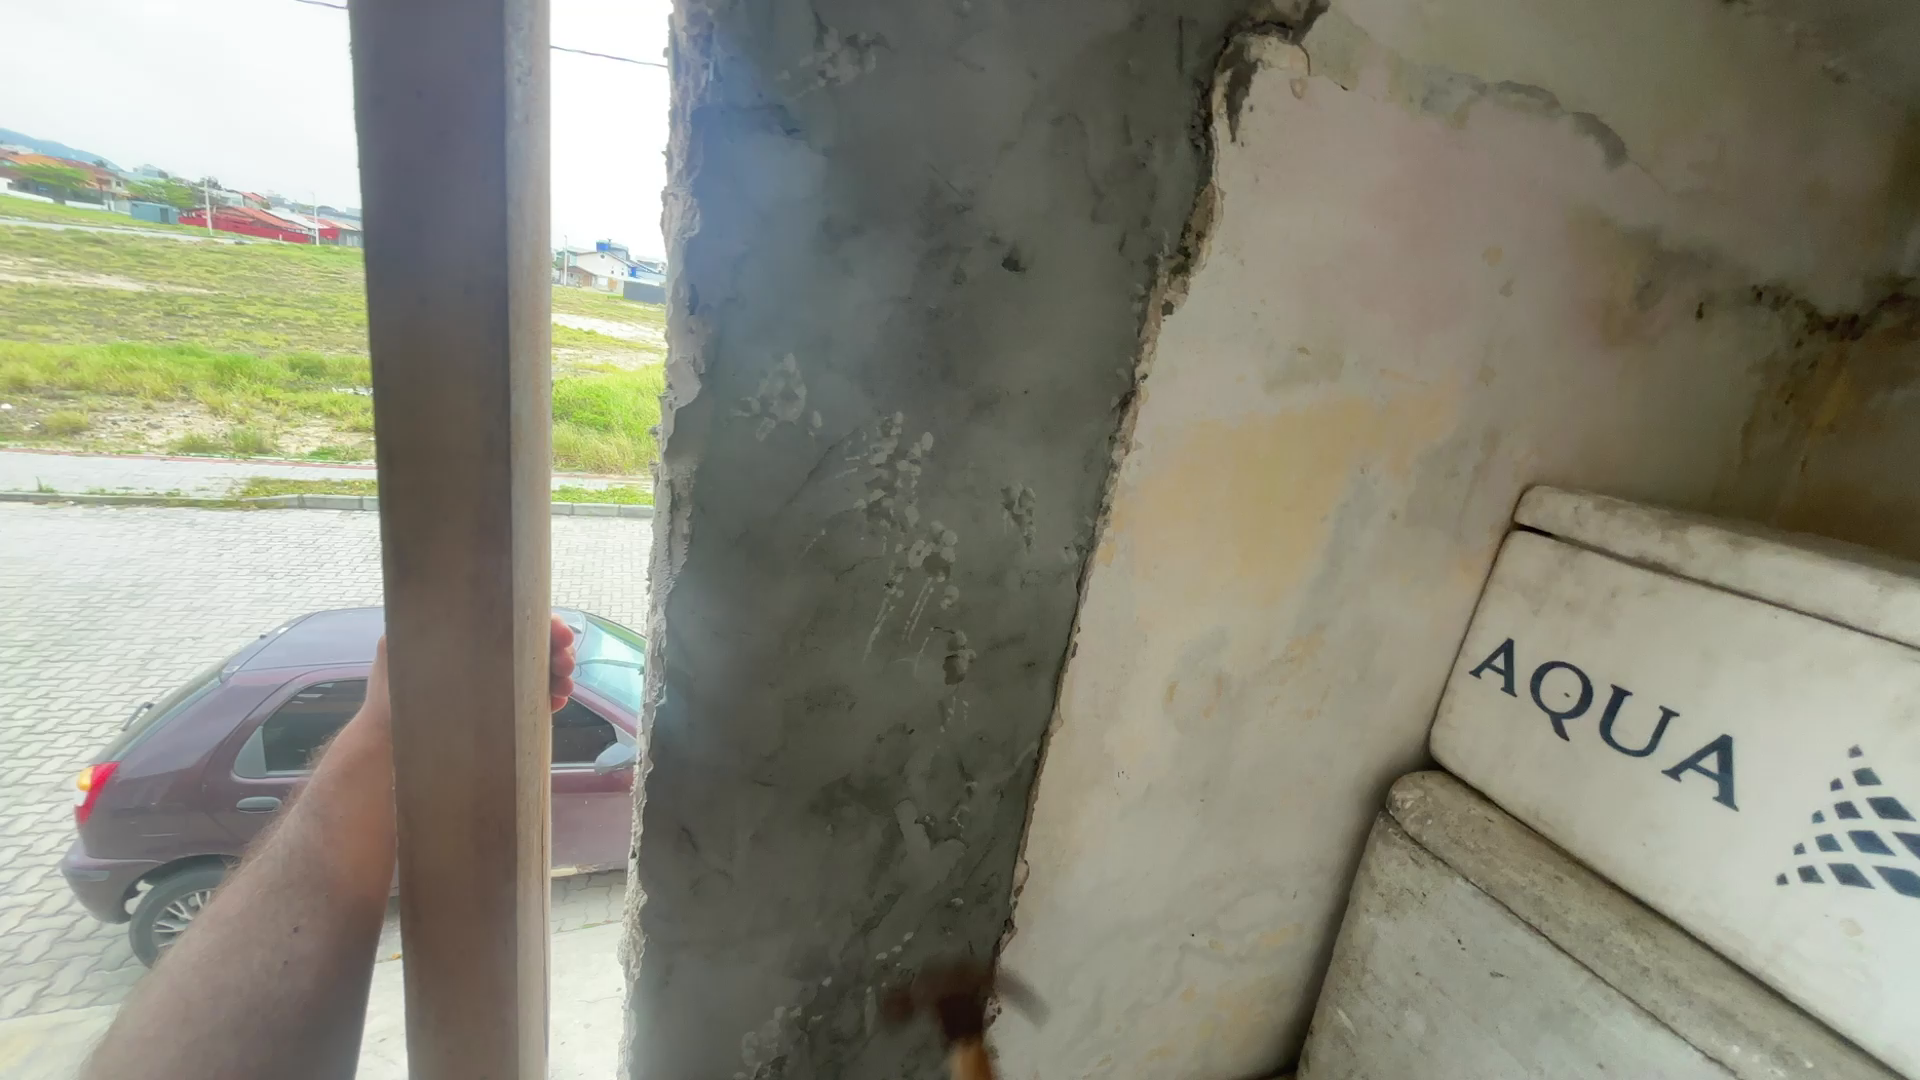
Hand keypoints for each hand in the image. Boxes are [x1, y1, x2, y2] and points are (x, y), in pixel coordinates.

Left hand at [362, 612, 576, 725]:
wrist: (390, 738)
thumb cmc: (395, 692)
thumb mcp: (404, 649)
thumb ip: (426, 624)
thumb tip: (452, 596)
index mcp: (476, 633)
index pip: (521, 619)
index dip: (548, 625)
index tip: (562, 635)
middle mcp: (492, 654)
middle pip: (539, 644)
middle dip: (560, 651)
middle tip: (565, 665)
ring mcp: (500, 680)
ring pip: (544, 670)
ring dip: (561, 676)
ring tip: (563, 690)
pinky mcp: (504, 705)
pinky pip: (536, 697)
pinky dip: (549, 698)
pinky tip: (555, 704)